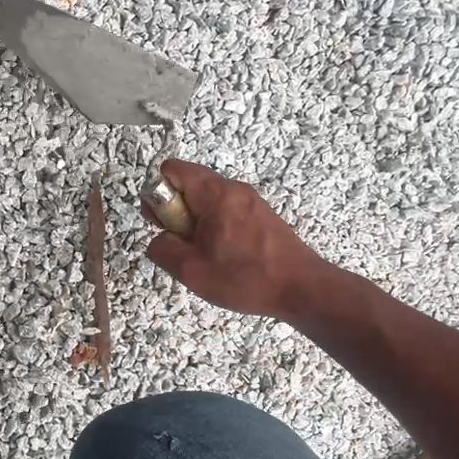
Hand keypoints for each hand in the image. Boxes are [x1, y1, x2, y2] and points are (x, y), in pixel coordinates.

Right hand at [143, 159, 333, 319]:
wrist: (301, 288)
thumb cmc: (243, 277)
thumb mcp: (188, 269)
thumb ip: (161, 247)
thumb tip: (161, 239)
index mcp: (215, 194)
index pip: (172, 170)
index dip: (156, 195)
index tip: (162, 224)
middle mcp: (234, 189)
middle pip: (188, 185)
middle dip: (174, 212)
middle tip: (182, 245)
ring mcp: (250, 201)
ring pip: (205, 202)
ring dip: (194, 224)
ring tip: (203, 254)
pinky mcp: (261, 216)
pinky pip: (224, 212)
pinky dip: (213, 229)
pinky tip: (222, 256)